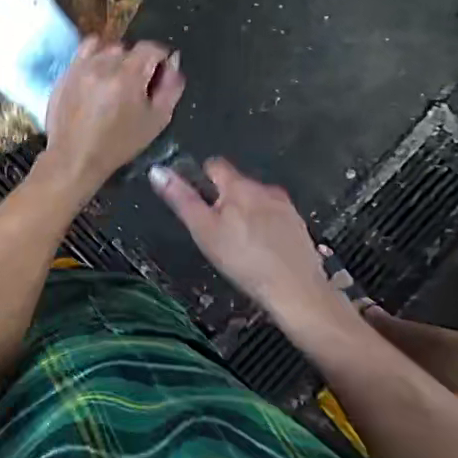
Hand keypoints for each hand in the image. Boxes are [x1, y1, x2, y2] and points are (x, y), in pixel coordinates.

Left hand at [39, 38, 183, 196]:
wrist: (74, 157)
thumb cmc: (119, 143)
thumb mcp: (157, 120)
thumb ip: (170, 88)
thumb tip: (173, 63)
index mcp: (126, 76)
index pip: (150, 47)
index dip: (161, 57)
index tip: (160, 72)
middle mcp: (101, 65)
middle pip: (127, 47)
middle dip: (137, 61)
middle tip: (137, 83)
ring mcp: (79, 67)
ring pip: (104, 47)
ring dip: (115, 58)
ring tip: (116, 79)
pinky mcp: (64, 74)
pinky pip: (82, 53)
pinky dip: (94, 57)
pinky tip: (97, 74)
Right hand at [151, 157, 333, 315]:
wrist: (296, 292)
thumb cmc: (242, 259)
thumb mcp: (203, 230)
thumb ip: (181, 198)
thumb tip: (157, 171)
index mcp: (240, 187)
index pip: (214, 165)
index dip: (200, 179)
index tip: (197, 203)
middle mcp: (266, 190)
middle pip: (235, 185)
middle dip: (223, 200)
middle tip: (214, 229)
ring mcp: (287, 209)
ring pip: (255, 202)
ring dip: (244, 214)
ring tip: (236, 243)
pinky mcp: (301, 228)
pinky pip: (273, 218)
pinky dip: (263, 228)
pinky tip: (259, 251)